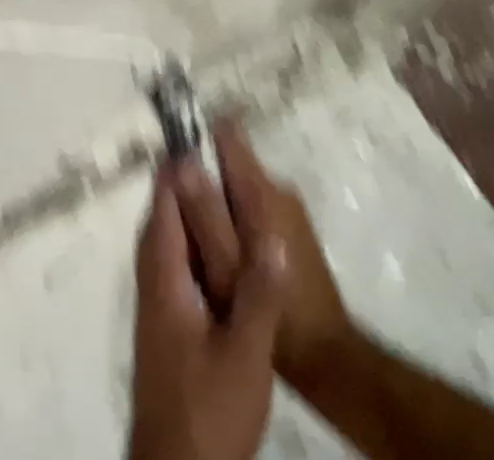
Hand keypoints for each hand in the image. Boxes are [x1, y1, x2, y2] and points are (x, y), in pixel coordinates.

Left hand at [127, 162, 287, 459]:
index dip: (176, 174)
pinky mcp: (166, 330)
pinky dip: (191, 250)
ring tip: (214, 195)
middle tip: (207, 158)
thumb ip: (259, 294)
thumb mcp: (245, 352)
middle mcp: (152, 289)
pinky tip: (217, 257)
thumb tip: (274, 234)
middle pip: (160, 225)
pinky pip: (173, 272)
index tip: (193, 138)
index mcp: (164, 283)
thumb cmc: (209, 407)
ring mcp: (156, 311)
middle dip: (179, 190)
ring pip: (165, 249)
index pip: (165, 213)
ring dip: (184, 218)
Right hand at [173, 119, 350, 381]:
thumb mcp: (226, 266)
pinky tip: (212, 261)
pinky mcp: (289, 233)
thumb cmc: (272, 311)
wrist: (326, 357)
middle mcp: (278, 191)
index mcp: (262, 192)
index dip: (194, 138)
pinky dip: (225, 227)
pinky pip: (246, 214)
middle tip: (167, 217)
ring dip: (209, 209)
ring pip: (233, 194)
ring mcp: (286, 212)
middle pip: (226, 166)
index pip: (227, 136)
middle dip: (195, 182)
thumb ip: (204, 212)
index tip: (167, 158)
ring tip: (185, 245)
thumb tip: (180, 160)